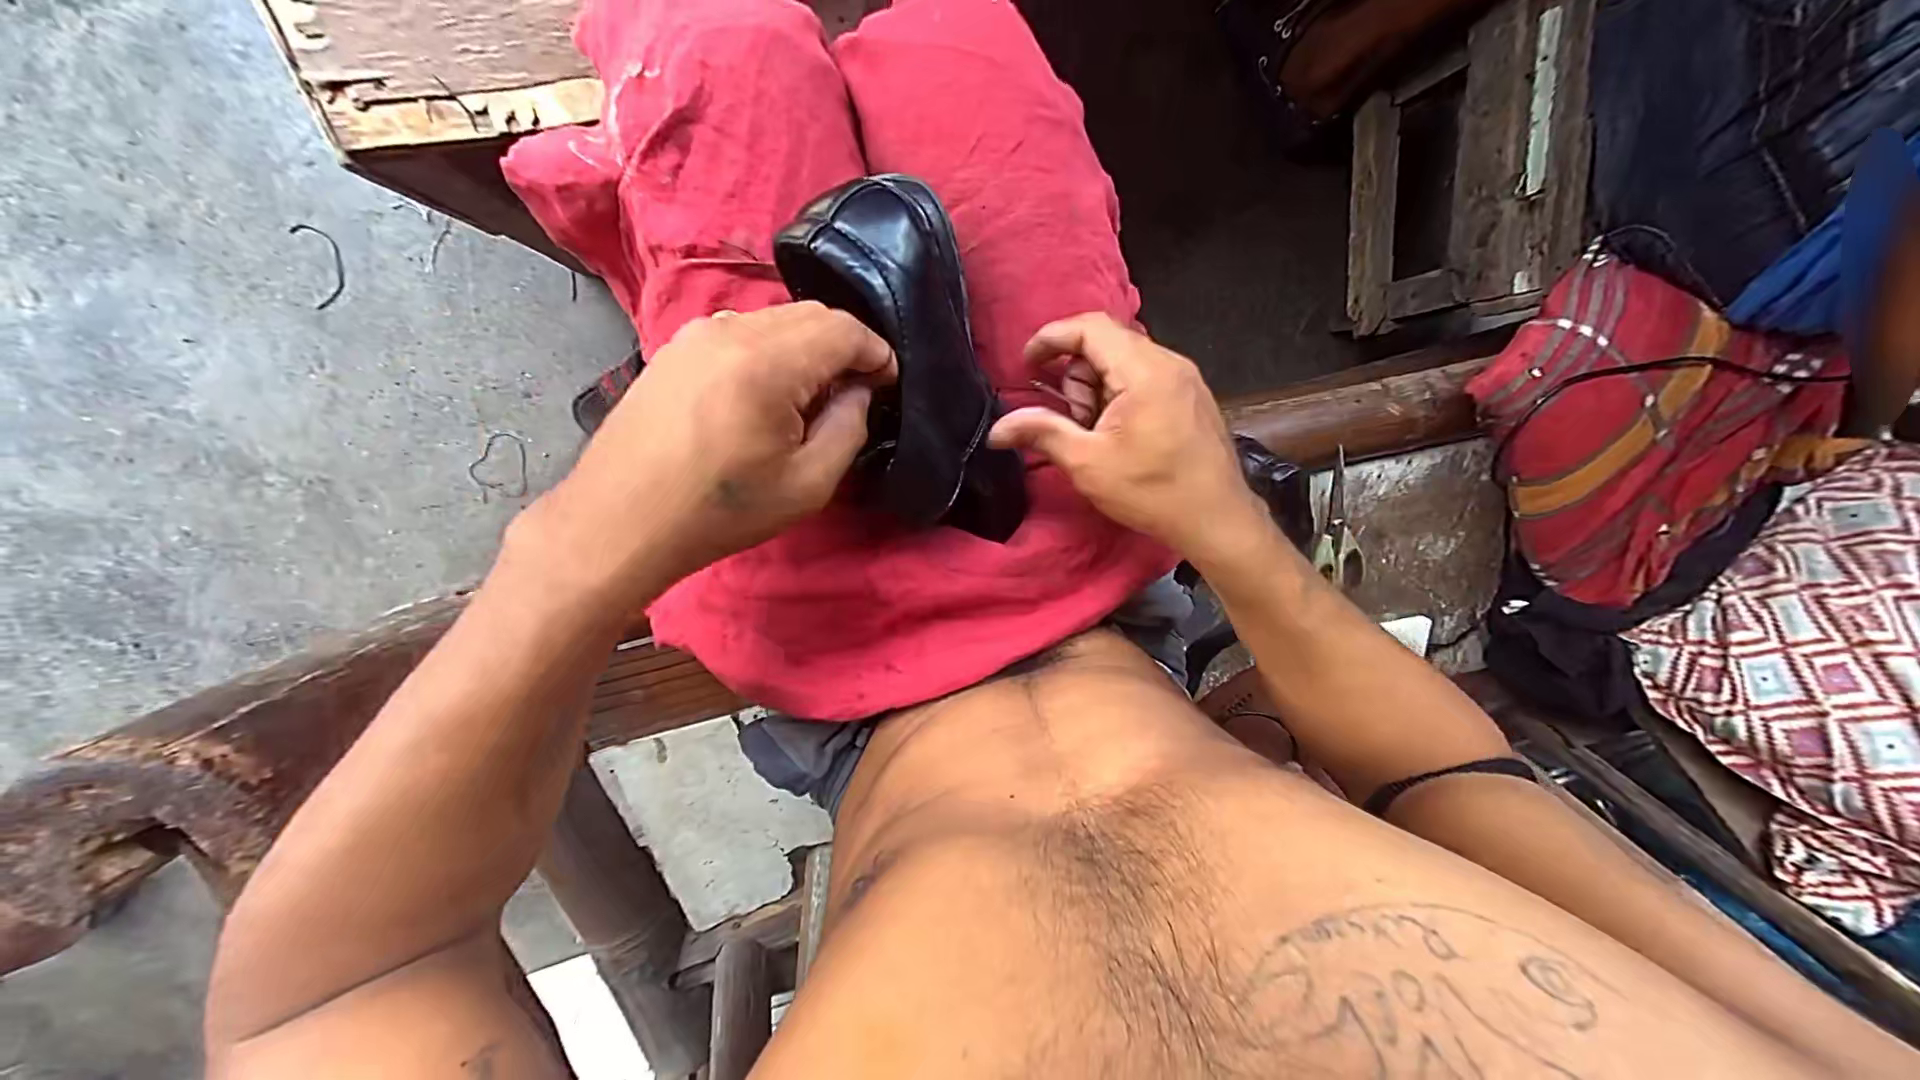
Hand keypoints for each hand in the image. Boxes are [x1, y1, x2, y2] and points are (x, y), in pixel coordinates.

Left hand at [519, 302, 896, 602]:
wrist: (620, 521)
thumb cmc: (721, 511)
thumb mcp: (808, 484)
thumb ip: (849, 426)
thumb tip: (858, 390)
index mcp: (767, 362)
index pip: (843, 329)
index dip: (876, 352)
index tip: (888, 382)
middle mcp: (729, 330)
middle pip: (810, 314)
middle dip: (844, 347)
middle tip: (855, 393)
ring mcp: (694, 334)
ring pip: (774, 320)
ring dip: (806, 348)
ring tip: (809, 398)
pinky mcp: (674, 348)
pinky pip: (740, 332)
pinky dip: (770, 351)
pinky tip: (765, 395)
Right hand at [988, 313, 1266, 562]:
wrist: (1217, 520)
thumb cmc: (1152, 491)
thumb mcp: (1088, 463)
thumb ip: (1042, 432)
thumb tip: (998, 429)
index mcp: (1144, 371)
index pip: (1089, 327)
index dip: (1050, 338)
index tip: (1027, 367)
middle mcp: (1169, 362)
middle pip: (1105, 344)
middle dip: (1075, 376)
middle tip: (1072, 421)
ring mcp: (1185, 378)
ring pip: (1124, 362)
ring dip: (1096, 389)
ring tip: (1096, 434)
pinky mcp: (1191, 396)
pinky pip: (1144, 377)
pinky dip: (1119, 395)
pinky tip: (1118, 434)